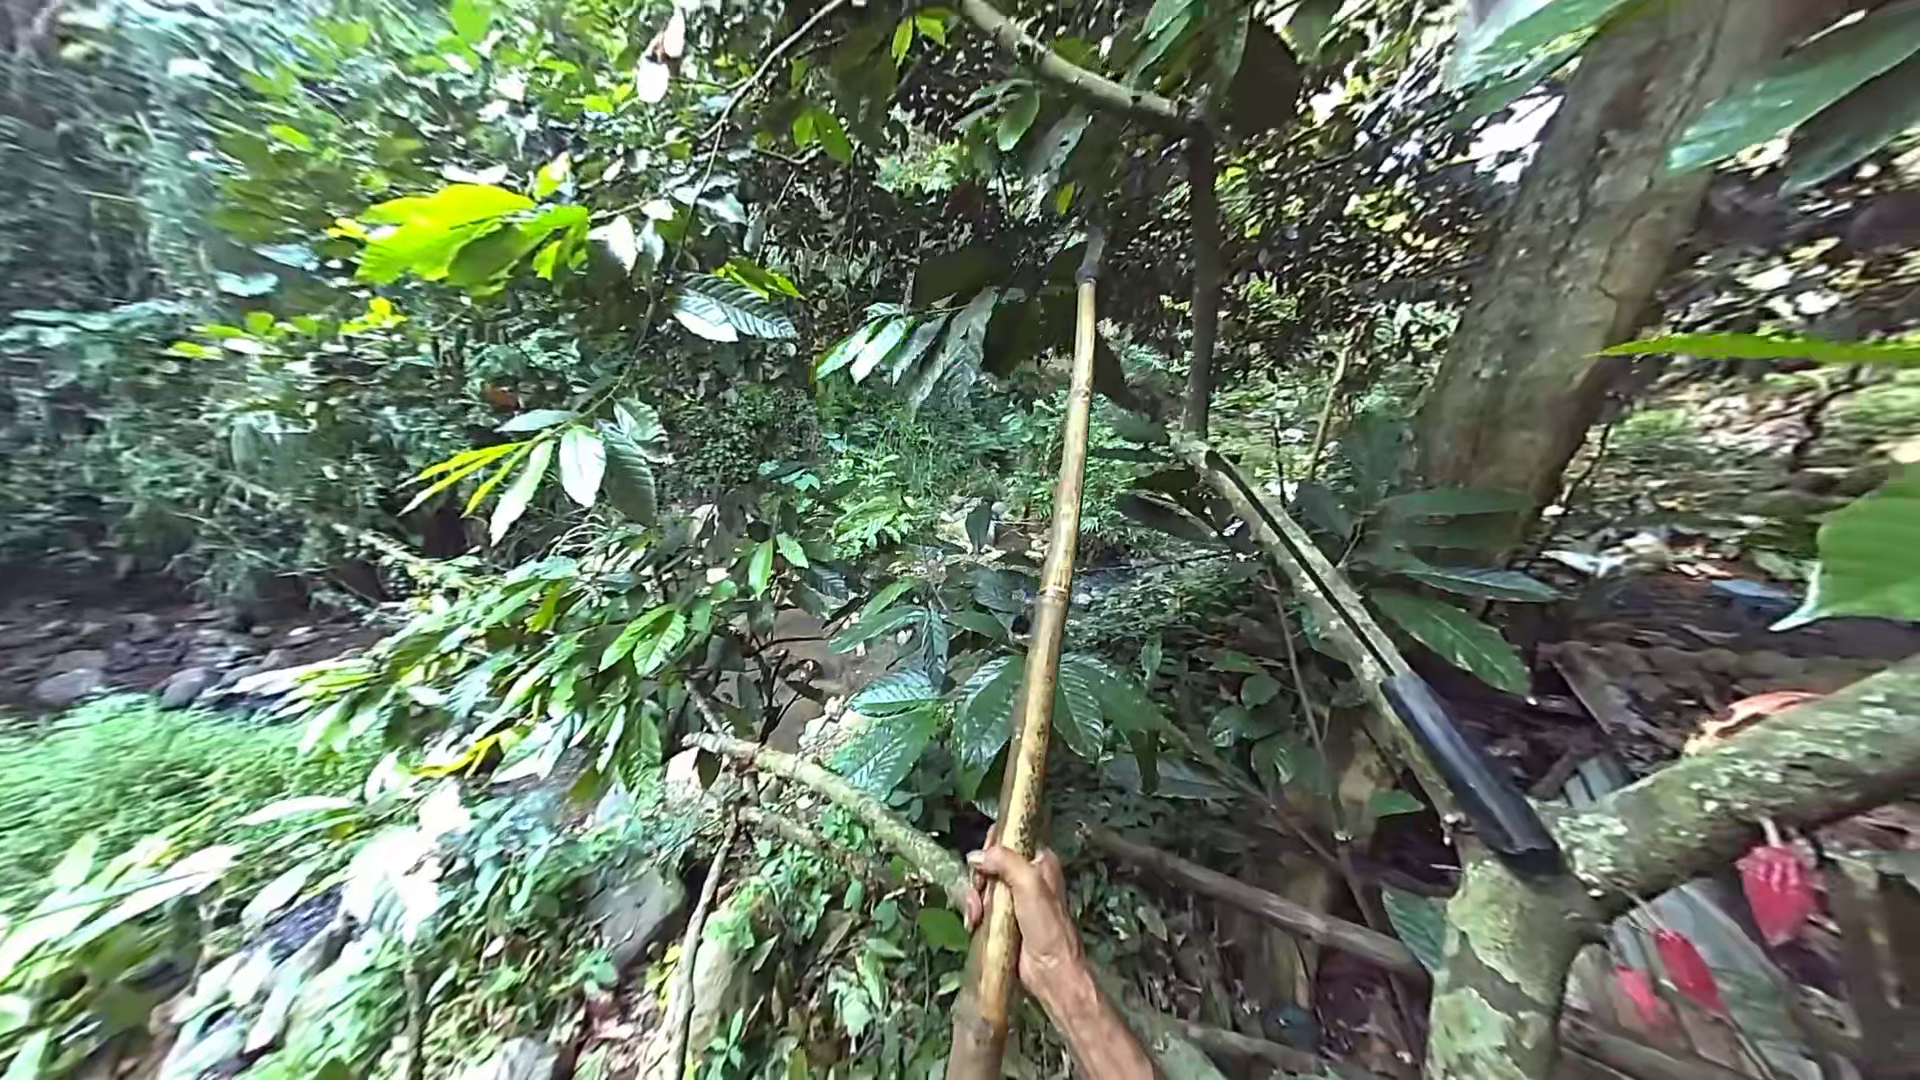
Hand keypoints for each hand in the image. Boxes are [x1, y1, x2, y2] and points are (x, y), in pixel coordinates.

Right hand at [962, 843, 1086, 999]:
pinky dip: (974, 913)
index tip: (983, 861)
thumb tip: (975, 856)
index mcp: (1038, 860)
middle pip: (990, 863)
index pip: (1009, 838)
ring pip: (983, 885)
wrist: (1051, 972)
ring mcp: (1013, 898)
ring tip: (976, 915)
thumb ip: (1004, 861)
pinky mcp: (1002, 919)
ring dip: (974, 898)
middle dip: (980, 878)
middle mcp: (1026, 875)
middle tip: (979, 891)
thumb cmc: (1047, 925)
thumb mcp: (1029, 883)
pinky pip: (981, 907)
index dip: (992, 846)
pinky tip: (973, 923)